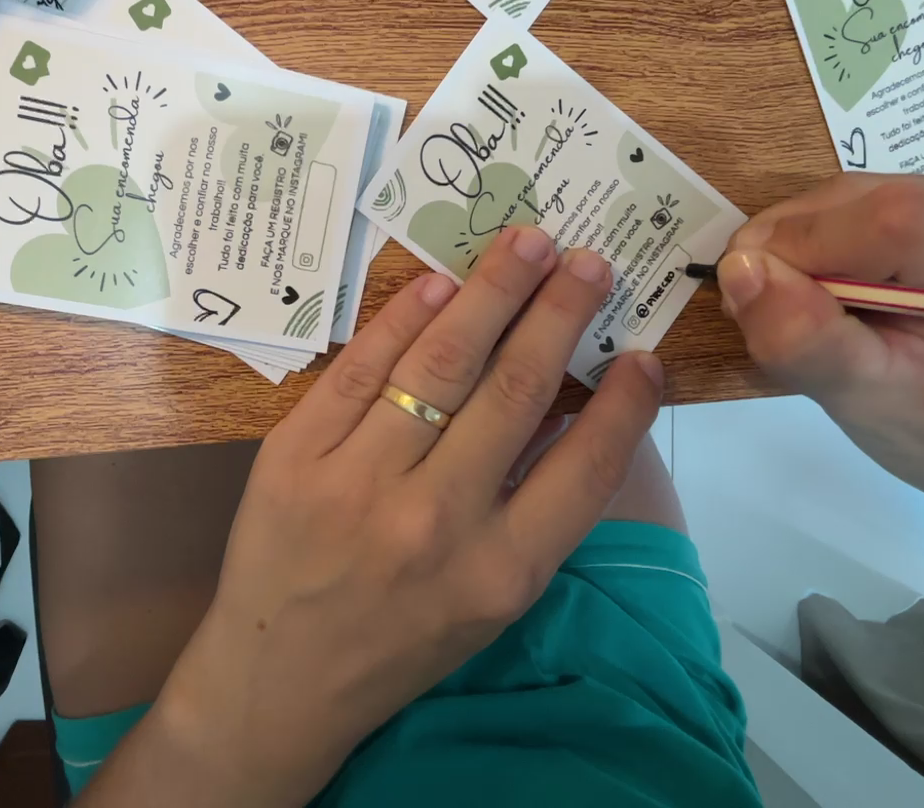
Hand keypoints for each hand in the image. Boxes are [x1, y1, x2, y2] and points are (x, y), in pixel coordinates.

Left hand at [102, 228, 662, 805]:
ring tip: (527, 244)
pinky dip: (404, 317)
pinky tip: (440, 282)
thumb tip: (571, 411)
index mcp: (502, 571)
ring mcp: (358, 480)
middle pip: (514, 392)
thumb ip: (533, 513)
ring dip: (491, 294)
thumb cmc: (398, 643)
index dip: (624, 404)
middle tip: (588, 260)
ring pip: (439, 363)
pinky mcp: (296, 453)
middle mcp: (437, 520)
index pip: (584, 467)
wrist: (279, 679)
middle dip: (558, 314)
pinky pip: (360, 367)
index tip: (645, 353)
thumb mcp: (486, 603)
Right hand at [716, 174, 923, 541]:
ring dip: (805, 243)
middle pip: (878, 199)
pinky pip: (872, 199)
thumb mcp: (877, 411)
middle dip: (796, 248)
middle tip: (774, 313)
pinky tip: (840, 286)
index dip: (804, 246)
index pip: (903, 222)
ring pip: (865, 193)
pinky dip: (826, 239)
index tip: (754, 297)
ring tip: (809, 308)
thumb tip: (737, 267)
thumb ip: (808, 342)